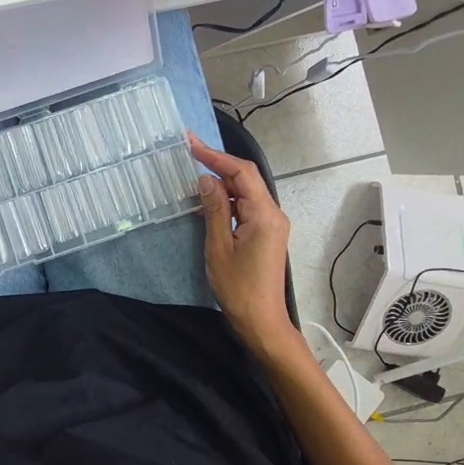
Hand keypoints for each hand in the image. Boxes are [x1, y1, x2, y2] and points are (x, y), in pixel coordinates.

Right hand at [191, 133, 296, 348]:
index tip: (192, 143)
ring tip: (194, 171)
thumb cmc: (238, 288)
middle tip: (190, 150)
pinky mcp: (266, 234)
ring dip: (222, 181)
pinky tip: (208, 199)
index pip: (241, 173)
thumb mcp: (219, 247)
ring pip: (246, 192)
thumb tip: (206, 179)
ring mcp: (271, 224)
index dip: (216, 156)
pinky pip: (246, 206)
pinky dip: (227, 198)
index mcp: (264, 214)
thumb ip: (214, 210)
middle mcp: (273, 214)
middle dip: (219, 163)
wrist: (261, 320)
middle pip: (246, 178)